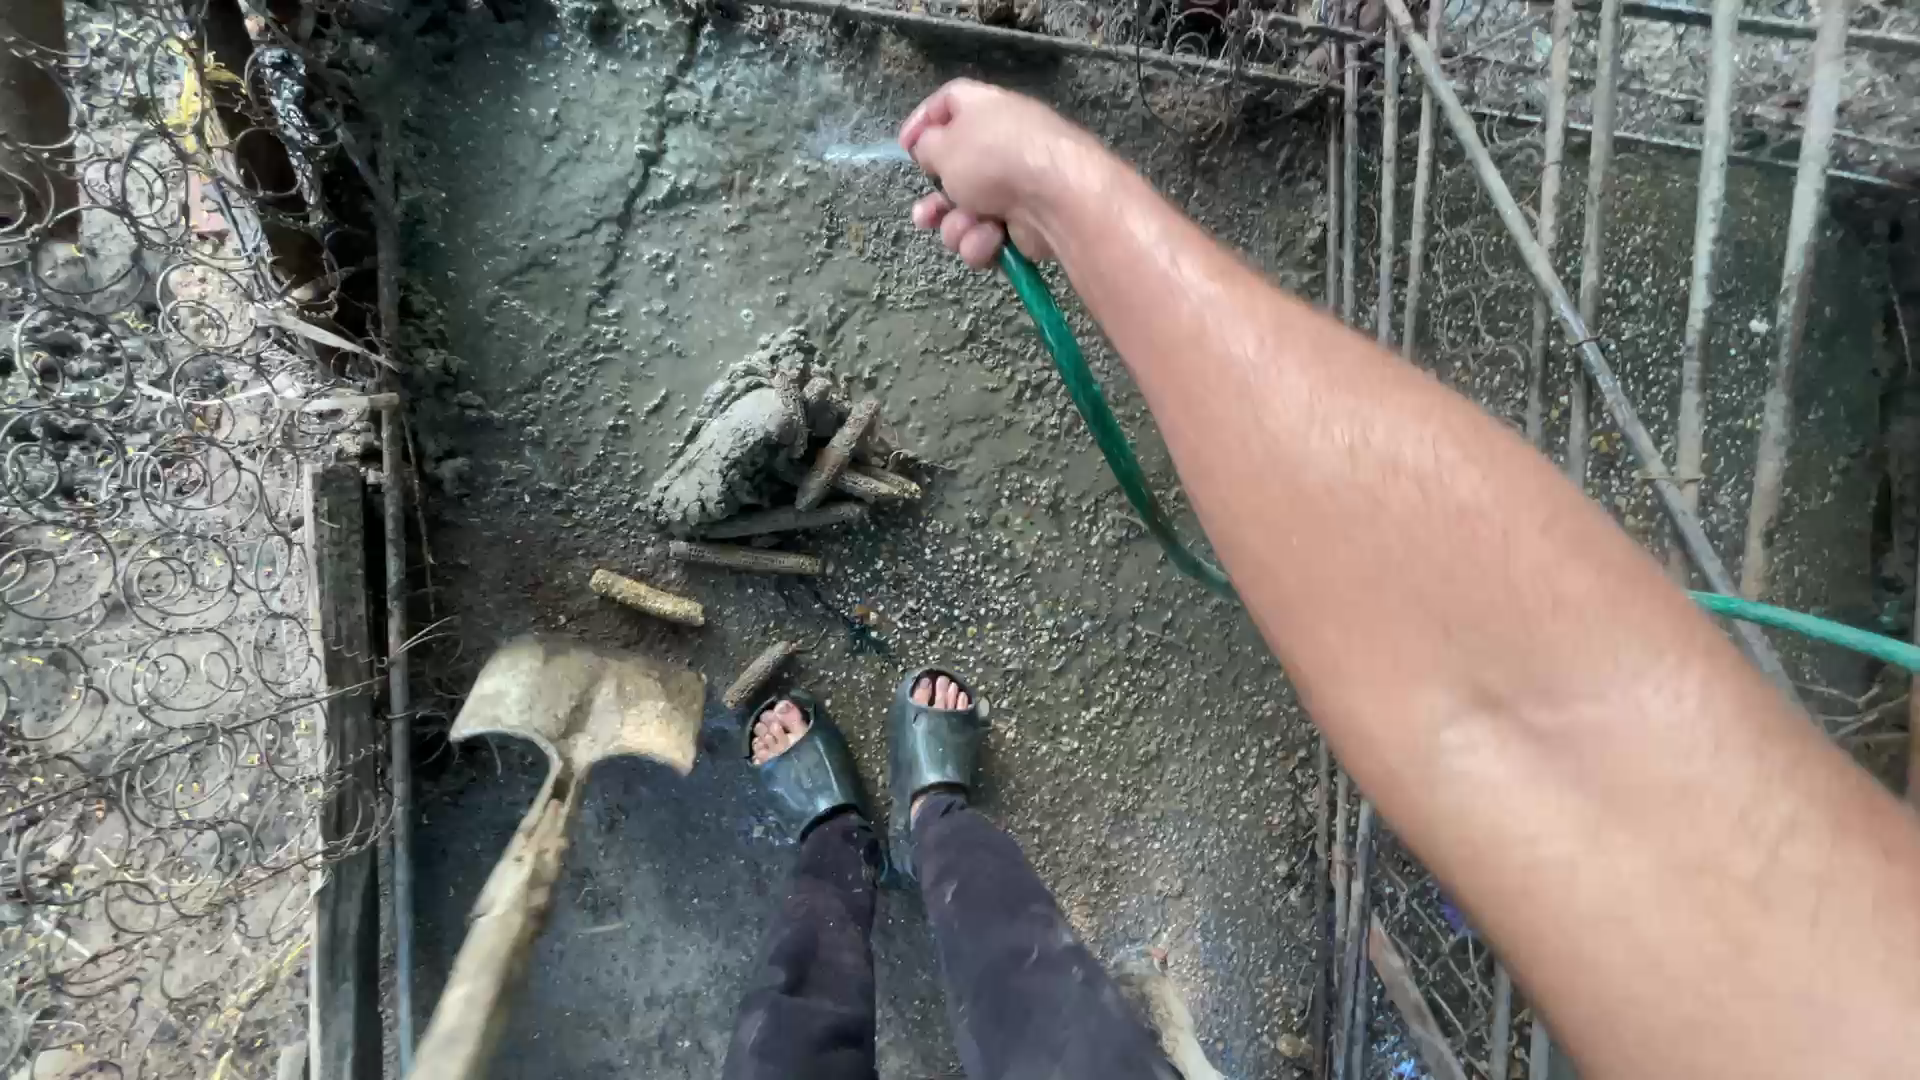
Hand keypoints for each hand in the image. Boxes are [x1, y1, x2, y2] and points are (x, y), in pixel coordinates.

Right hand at [898, 79, 1106, 268]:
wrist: (1052, 198)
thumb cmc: (994, 158)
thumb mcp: (946, 144)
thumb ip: (927, 146)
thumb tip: (929, 148)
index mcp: (983, 110)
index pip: (948, 103)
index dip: (922, 123)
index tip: (904, 147)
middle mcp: (999, 146)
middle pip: (954, 175)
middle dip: (936, 203)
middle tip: (924, 218)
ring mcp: (1012, 188)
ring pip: (965, 216)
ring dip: (958, 228)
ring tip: (968, 226)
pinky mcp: (1021, 225)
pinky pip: (986, 238)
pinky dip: (983, 242)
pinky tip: (991, 239)